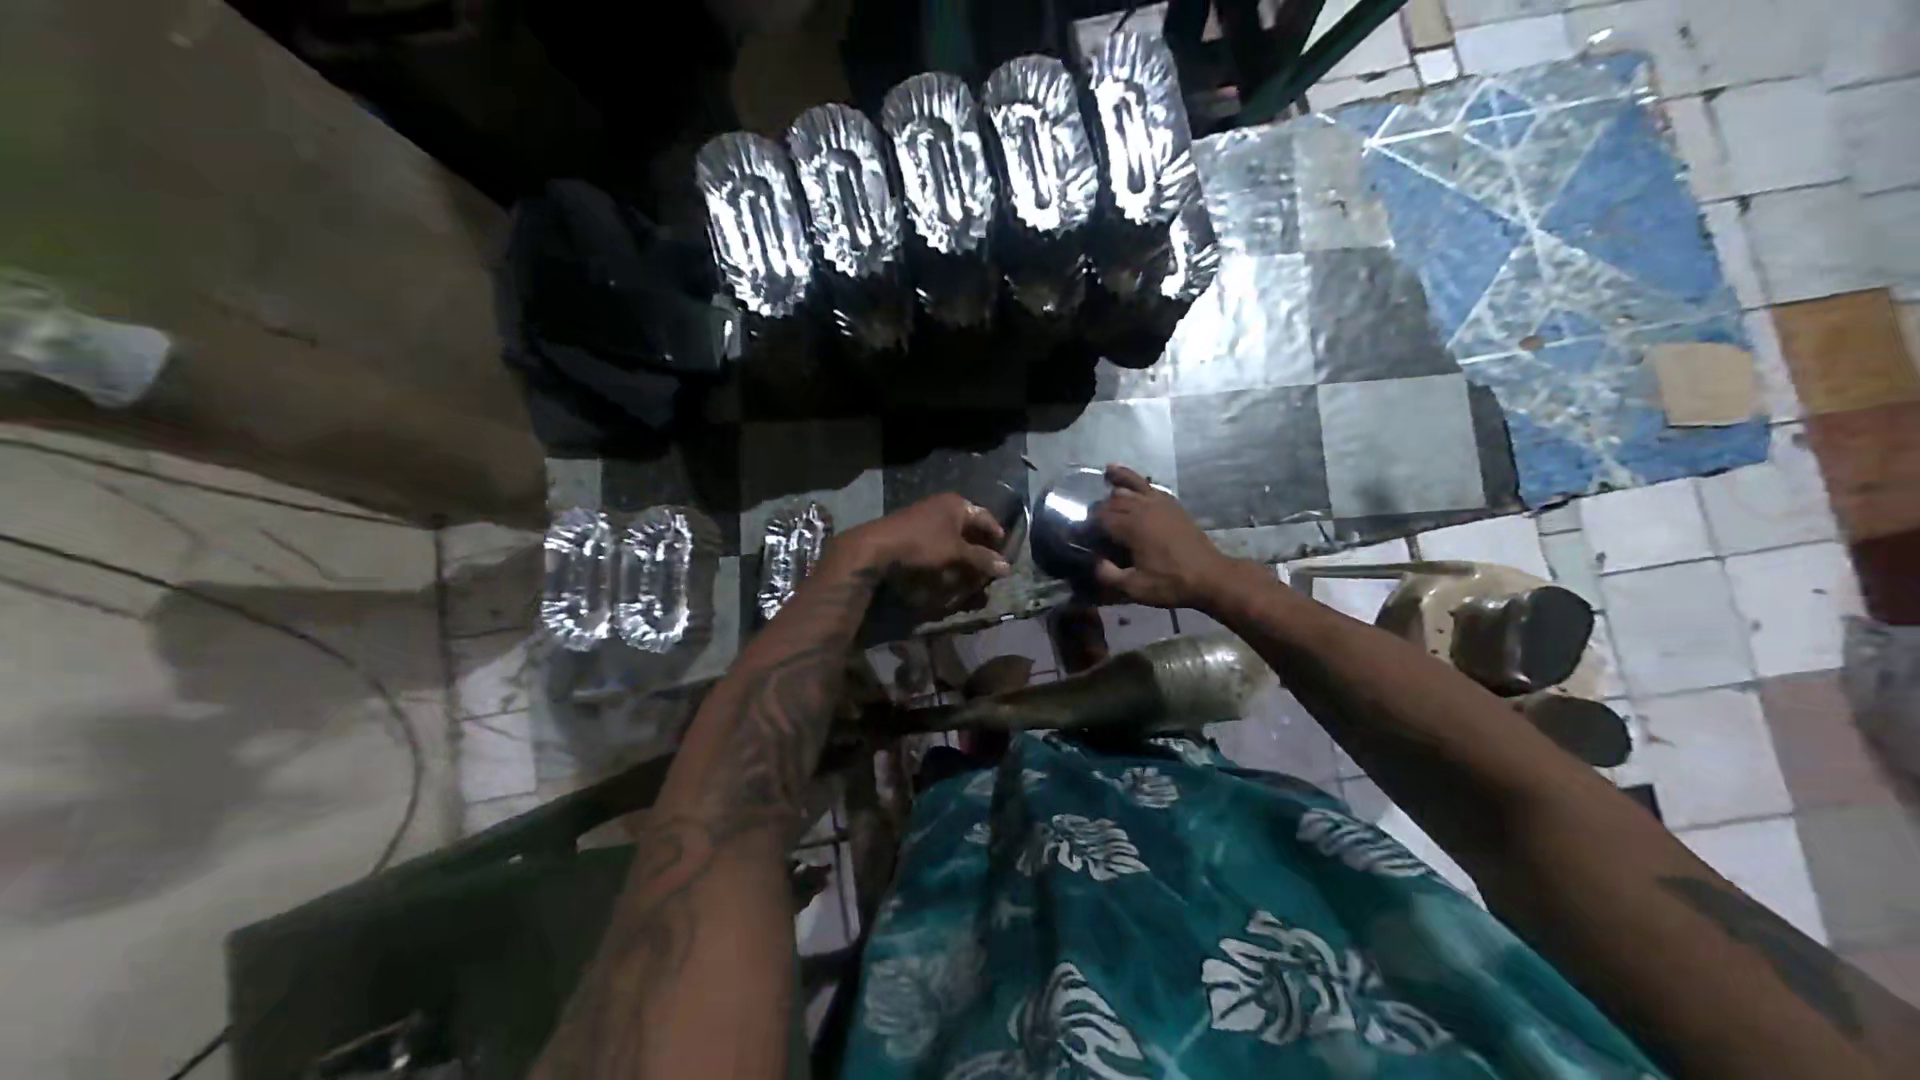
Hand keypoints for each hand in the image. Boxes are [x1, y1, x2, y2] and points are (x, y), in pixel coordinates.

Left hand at [836, 494, 1009, 614]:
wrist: (877, 547)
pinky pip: (938, 544)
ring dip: (964, 557)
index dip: (997, 537)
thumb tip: (1007, 567)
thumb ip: (982, 559)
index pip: (986, 518)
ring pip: (954, 538)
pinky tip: (949, 572)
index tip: (1004, 556)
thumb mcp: (956, 552)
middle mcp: (943, 506)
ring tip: (970, 576)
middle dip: (980, 551)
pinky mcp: (913, 531)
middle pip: (970, 529)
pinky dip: (947, 557)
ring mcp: (926, 517)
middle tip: (988, 570)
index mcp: (957, 504)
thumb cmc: (922, 544)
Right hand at [1091, 464, 1240, 609]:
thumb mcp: (1135, 587)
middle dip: (1098, 510)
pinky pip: (1147, 485)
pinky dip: (1131, 478)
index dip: (1086, 527)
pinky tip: (1123, 477)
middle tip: (1091, 523)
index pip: (1099, 519)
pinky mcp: (1171, 504)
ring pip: (1128, 487)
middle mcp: (1142, 509)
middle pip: (1111, 502)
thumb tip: (1095, 562)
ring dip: (1113, 488)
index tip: (1078, 536)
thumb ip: (1108, 575)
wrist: (1211, 576)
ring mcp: (1158, 503)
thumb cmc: (1171, 583)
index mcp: (1131, 527)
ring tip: (1101, 481)